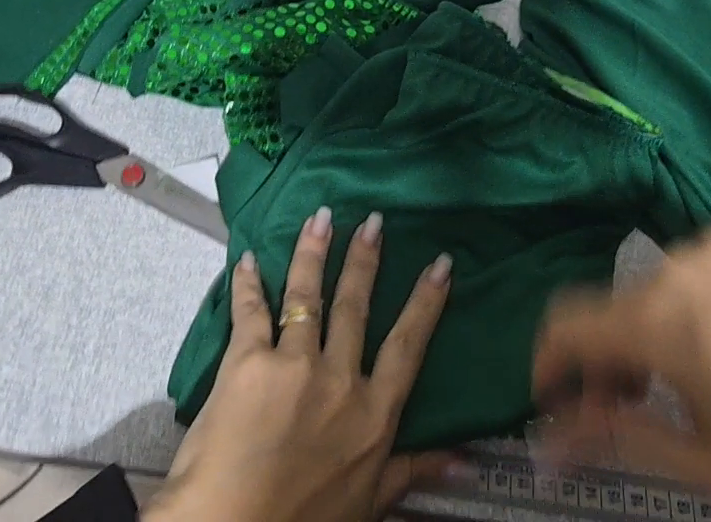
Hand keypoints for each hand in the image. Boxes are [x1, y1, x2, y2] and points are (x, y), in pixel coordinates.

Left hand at [146, 207, 454, 521]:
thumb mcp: (369, 501)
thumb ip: (411, 469)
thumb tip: (464, 456)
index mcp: (373, 414)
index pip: (407, 345)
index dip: (425, 303)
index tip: (440, 264)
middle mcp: (339, 380)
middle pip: (355, 307)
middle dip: (364, 259)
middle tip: (373, 220)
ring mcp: (293, 366)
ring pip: (307, 297)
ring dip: (314, 253)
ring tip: (320, 218)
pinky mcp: (247, 363)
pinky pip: (251, 312)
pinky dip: (249, 283)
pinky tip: (248, 259)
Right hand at [533, 228, 710, 521]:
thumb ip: (617, 436)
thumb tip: (546, 443)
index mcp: (670, 320)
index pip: (568, 322)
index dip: (547, 363)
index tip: (554, 404)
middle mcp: (689, 263)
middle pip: (615, 306)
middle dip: (608, 360)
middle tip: (630, 413)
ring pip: (658, 286)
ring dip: (651, 332)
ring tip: (692, 384)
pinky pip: (704, 270)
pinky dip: (695, 306)